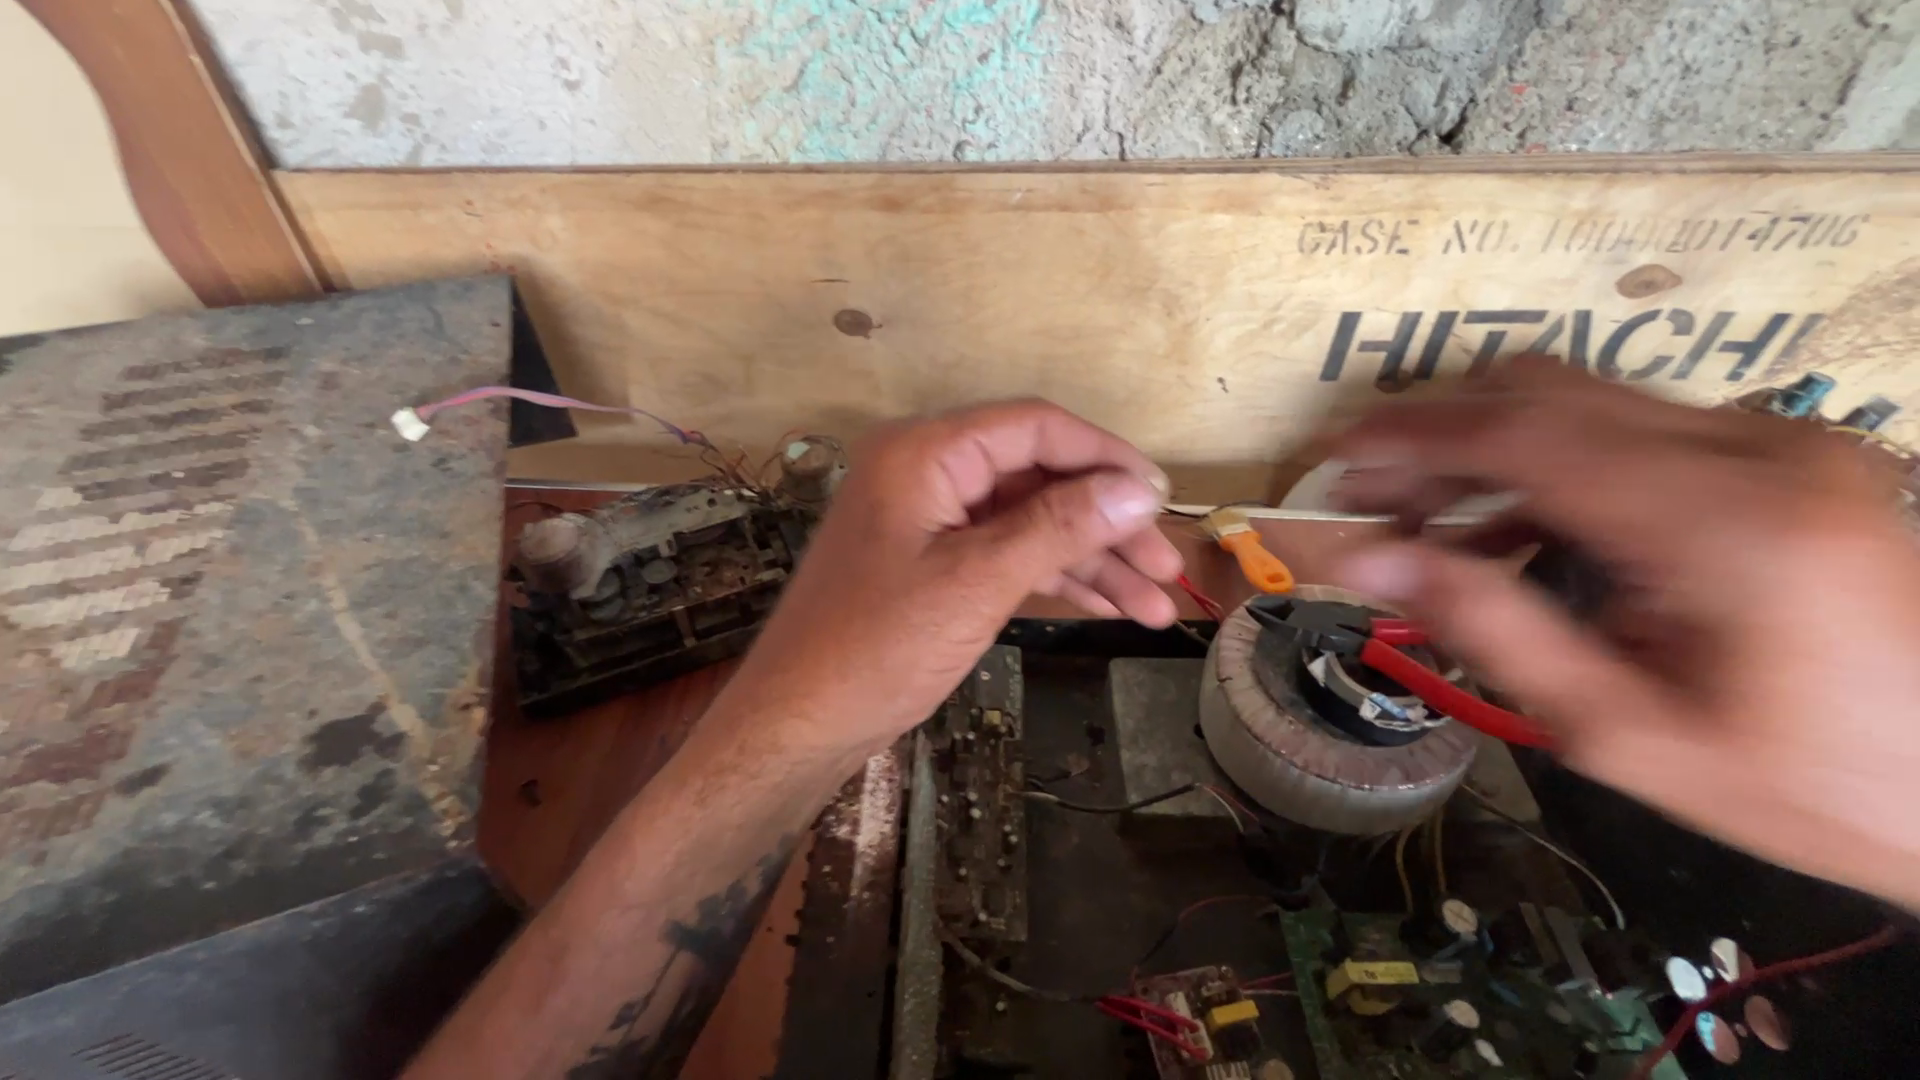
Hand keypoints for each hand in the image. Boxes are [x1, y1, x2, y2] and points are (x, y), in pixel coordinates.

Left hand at [716, 400, 1181, 752]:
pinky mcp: (935, 562)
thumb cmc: (878, 647)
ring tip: (1155, 604)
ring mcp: (931, 519)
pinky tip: (1110, 606)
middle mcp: (928, 471)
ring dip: (1092, 559)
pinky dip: (1055, 577)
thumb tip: (1138, 491)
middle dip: (1106, 521)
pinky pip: (1007, 554)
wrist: (798, 722)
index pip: (1034, 427)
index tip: (1161, 498)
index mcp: (925, 452)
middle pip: (1038, 476)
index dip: (1105, 457)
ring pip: (1030, 521)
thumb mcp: (977, 582)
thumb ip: (1058, 528)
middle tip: (1166, 567)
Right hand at [1328, 361, 1919, 908]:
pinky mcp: (1778, 454)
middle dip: (1431, 432)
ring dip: (1477, 445)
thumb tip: (1366, 562)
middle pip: (1544, 392)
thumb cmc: (1808, 782)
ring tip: (1417, 514)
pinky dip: (1535, 465)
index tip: (1335, 453)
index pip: (1523, 434)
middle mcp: (1756, 452)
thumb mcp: (1618, 729)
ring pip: (1577, 399)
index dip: (1410, 435)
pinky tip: (1498, 527)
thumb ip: (1488, 627)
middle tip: (1365, 493)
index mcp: (1723, 524)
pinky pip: (1621, 430)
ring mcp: (1776, 443)